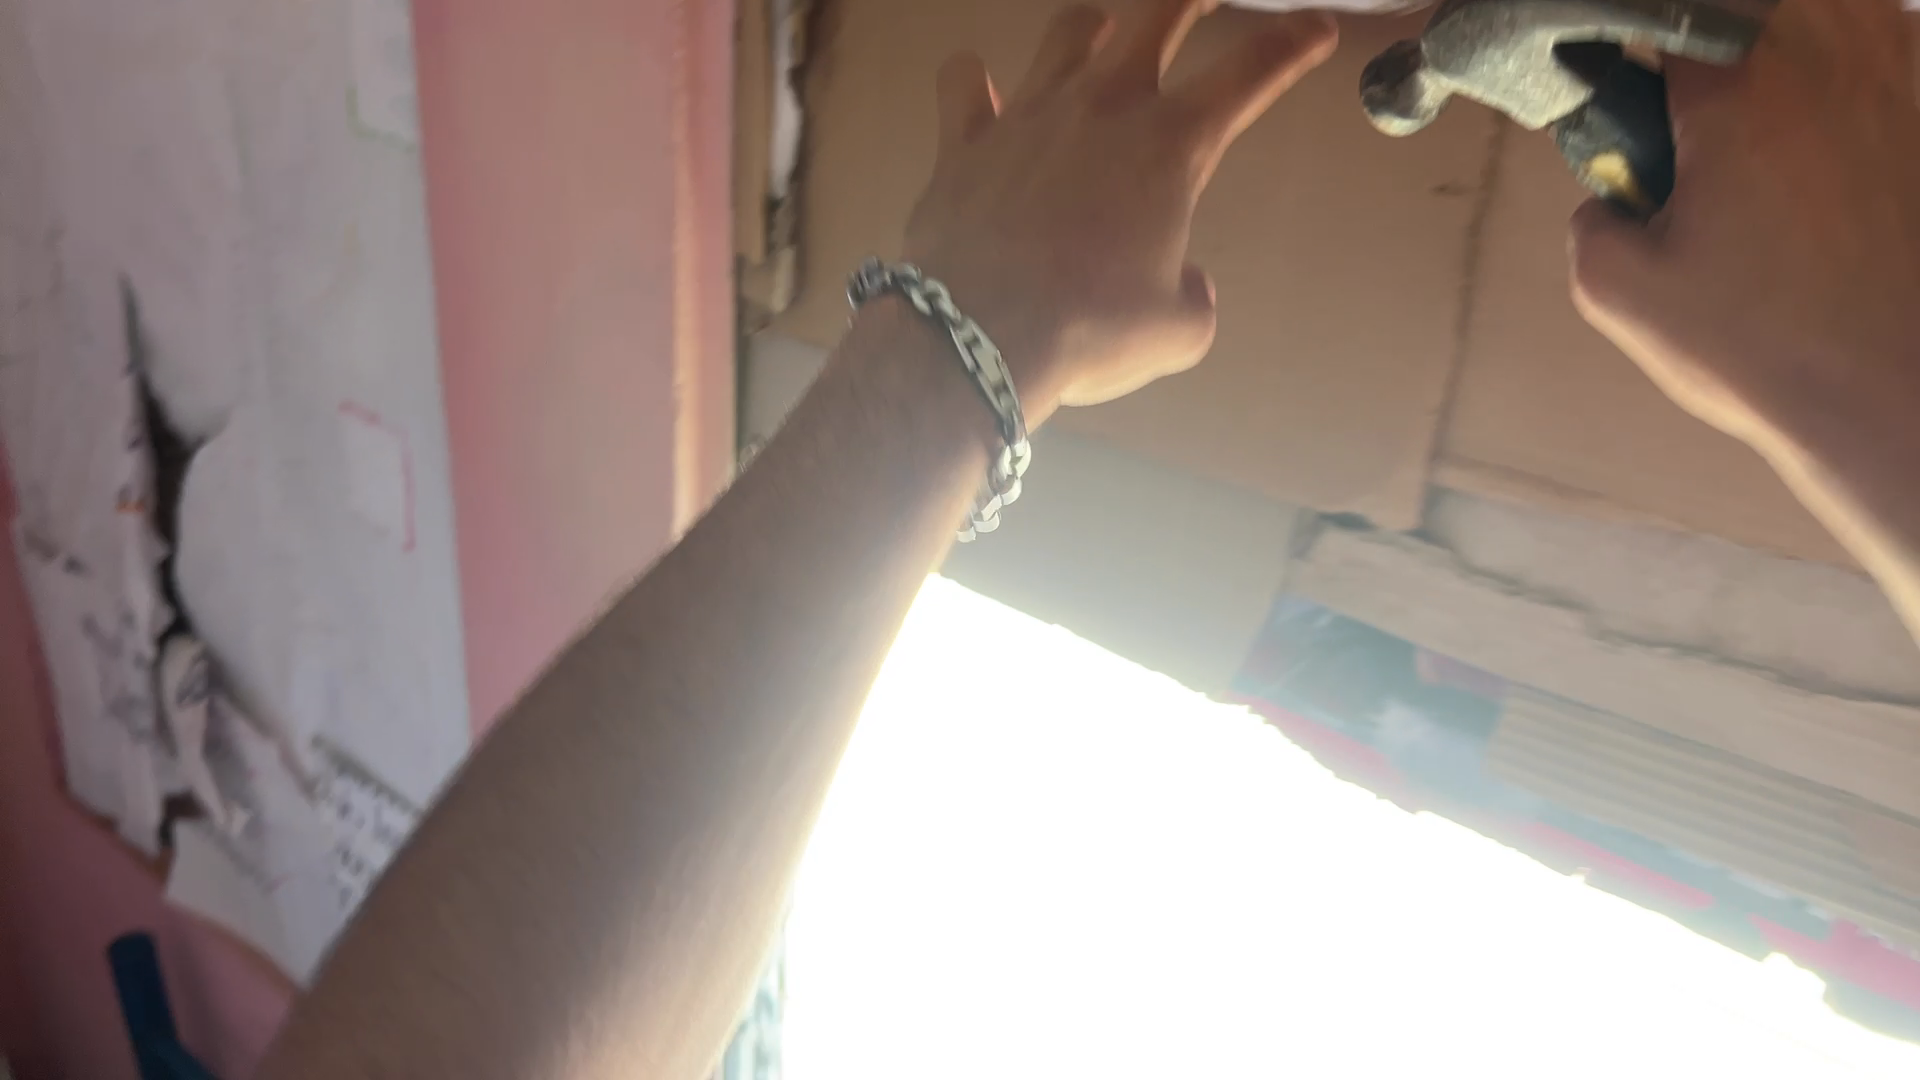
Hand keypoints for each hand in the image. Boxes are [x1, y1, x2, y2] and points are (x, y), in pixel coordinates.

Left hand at [902, 0, 1337, 421]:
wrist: (984, 339)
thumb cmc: (1089, 333)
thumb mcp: (1171, 335)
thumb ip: (1192, 303)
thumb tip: (1189, 286)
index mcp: (1170, 146)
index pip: (1251, 71)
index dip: (1291, 45)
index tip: (1313, 32)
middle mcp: (1102, 108)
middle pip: (1159, 11)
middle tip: (1205, 1)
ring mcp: (1027, 118)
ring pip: (1068, 34)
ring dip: (1093, 31)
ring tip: (1100, 43)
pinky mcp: (962, 145)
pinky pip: (963, 85)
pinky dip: (974, 86)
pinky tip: (982, 98)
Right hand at [1568, 0, 1919, 456]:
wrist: (1896, 387)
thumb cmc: (1751, 338)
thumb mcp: (1615, 290)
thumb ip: (1591, 222)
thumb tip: (1608, 196)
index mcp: (1742, 96)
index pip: (1667, 18)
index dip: (1626, 47)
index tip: (1611, 98)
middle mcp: (1839, 60)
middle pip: (1753, 6)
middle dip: (1700, 45)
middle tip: (1674, 120)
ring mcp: (1912, 75)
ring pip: (1830, 15)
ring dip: (1772, 56)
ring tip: (1736, 138)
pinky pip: (1885, 52)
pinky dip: (1836, 80)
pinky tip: (1808, 157)